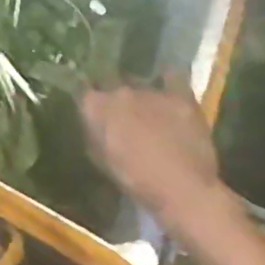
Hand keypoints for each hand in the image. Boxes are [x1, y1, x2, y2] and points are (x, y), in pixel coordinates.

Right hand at [80, 79, 228, 228]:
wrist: (181, 188)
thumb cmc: (133, 178)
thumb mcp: (99, 157)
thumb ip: (93, 130)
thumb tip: (93, 119)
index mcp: (95, 106)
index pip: (83, 89)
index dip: (88, 96)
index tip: (92, 103)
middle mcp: (118, 91)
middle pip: (110, 80)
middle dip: (112, 89)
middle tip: (120, 106)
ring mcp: (150, 91)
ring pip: (139, 80)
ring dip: (140, 90)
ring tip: (147, 101)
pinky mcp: (179, 96)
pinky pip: (172, 76)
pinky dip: (168, 77)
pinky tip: (168, 81)